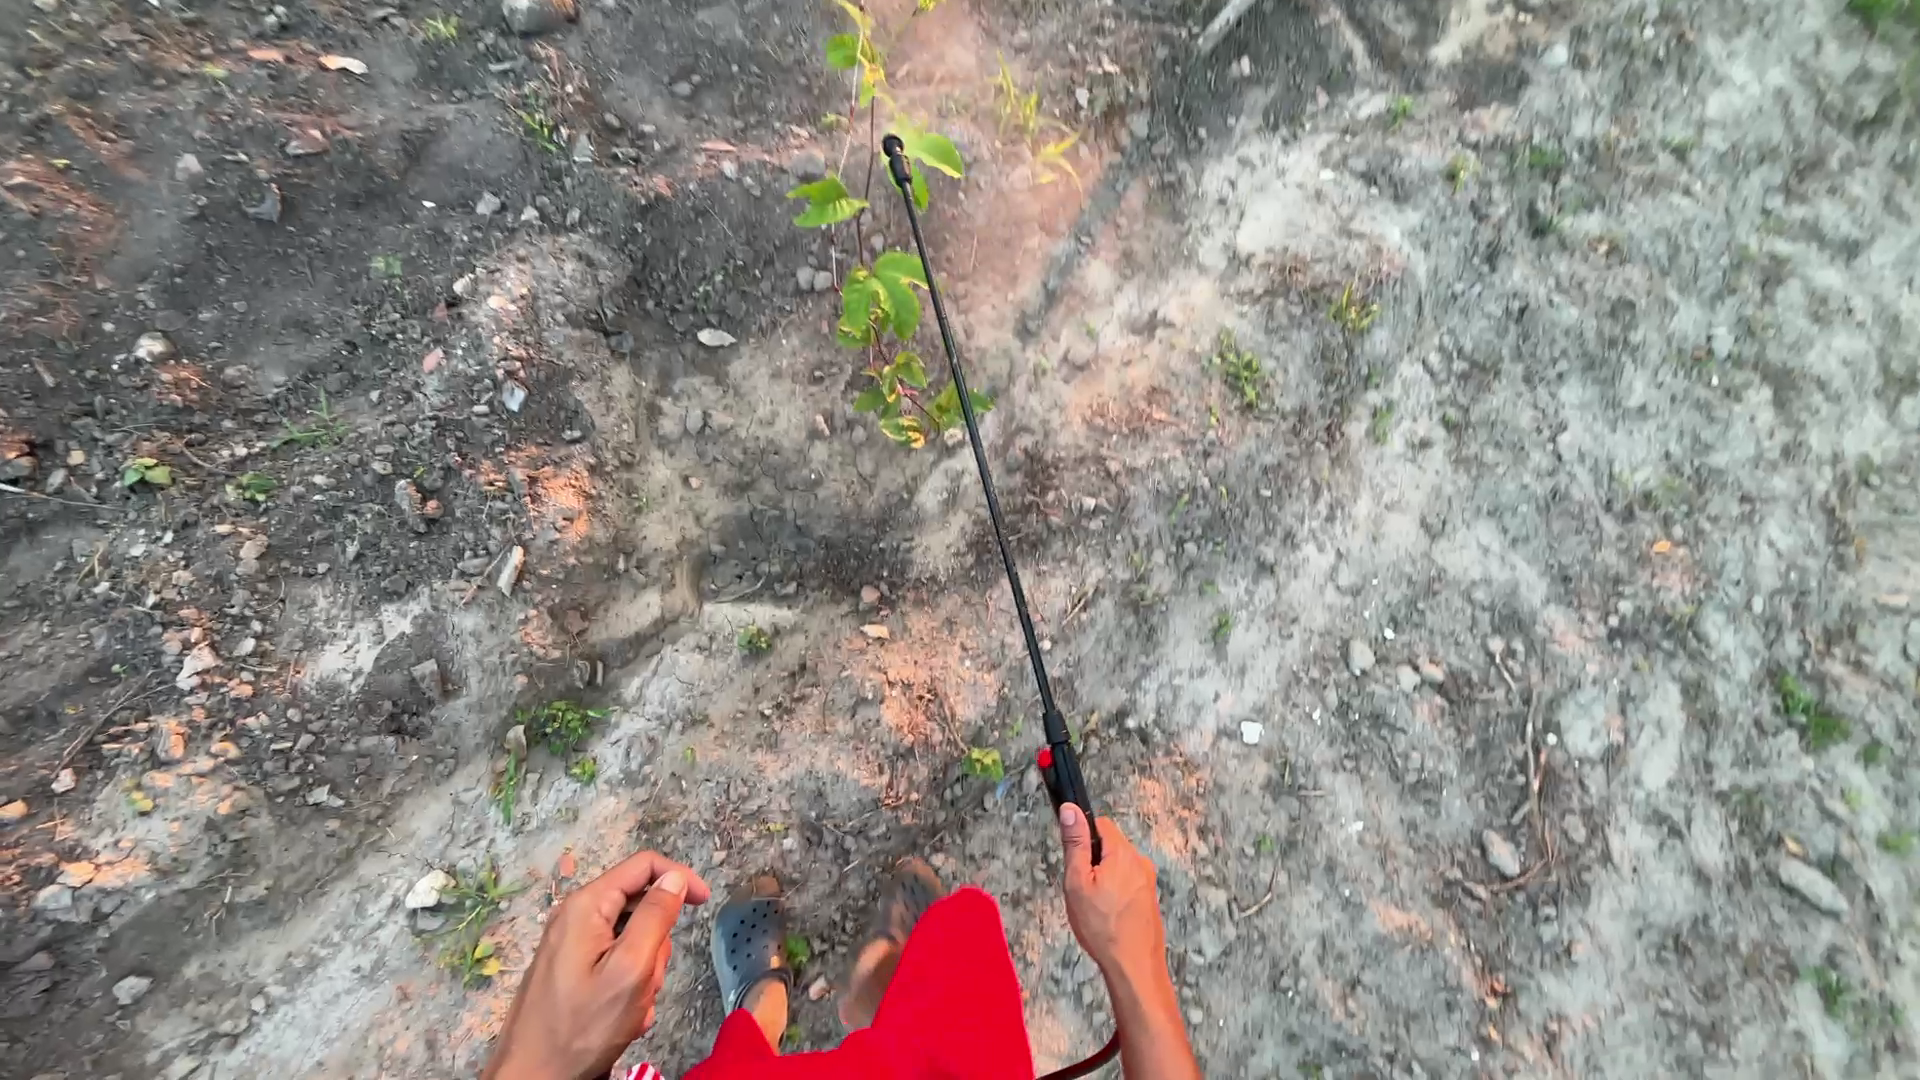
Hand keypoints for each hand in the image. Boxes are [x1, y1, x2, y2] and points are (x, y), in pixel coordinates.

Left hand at [483, 852, 710, 1079]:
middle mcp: (576, 916)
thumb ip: (656, 915)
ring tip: (634, 1005)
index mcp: (587, 905)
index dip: (680, 877)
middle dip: (658, 940)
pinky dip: (630, 982)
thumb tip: (675, 877)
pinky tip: (623, 1015)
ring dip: (645, 968)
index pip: (645, 865)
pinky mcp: (572, 969)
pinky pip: (617, 959)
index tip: (704, 903)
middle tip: (650, 980)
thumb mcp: (630, 969)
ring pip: (633, 935)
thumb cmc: (581, 1028)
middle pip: (641, 904)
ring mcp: (572, 944)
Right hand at [1057, 804, 1167, 983]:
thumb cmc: (1103, 927)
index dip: (1083, 837)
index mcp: (1123, 852)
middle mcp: (1140, 861)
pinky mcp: (1150, 898)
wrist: (1135, 969)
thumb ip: (1075, 843)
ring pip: (1118, 864)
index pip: (1100, 823)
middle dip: (1093, 860)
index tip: (1076, 860)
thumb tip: (1071, 808)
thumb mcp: (1078, 882)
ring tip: (1094, 906)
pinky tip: (1108, 915)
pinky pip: (1127, 882)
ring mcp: (1148, 881)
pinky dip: (1115, 891)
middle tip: (1082, 888)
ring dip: (1104, 877)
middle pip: (1110, 844)